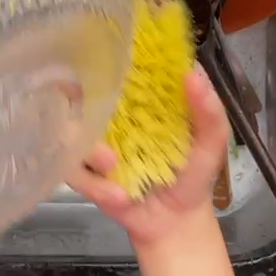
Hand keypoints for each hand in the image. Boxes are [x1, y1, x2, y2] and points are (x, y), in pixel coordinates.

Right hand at [67, 63, 230, 250]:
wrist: (175, 223)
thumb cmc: (192, 171)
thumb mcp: (211, 140)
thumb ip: (209, 110)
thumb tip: (192, 73)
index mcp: (135, 94)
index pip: (113, 62)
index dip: (108, 52)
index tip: (112, 53)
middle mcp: (107, 109)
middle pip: (74, 88)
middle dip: (78, 97)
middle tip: (102, 112)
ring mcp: (91, 140)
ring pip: (65, 129)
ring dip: (88, 149)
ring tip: (113, 166)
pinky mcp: (82, 172)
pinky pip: (71, 169)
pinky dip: (95, 185)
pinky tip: (120, 197)